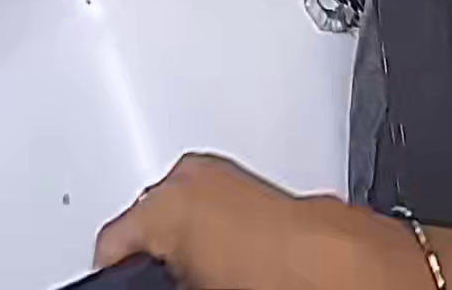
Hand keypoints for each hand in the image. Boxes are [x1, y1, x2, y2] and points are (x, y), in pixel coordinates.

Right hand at [94, 154, 423, 289]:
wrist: (341, 269)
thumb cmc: (278, 276)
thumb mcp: (193, 282)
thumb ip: (162, 274)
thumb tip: (157, 274)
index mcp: (166, 202)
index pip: (110, 245)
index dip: (117, 273)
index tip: (123, 282)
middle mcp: (188, 175)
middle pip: (145, 219)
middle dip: (152, 255)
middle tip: (167, 281)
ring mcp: (219, 172)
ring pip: (177, 209)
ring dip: (181, 242)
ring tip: (201, 276)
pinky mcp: (246, 178)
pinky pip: (207, 202)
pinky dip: (208, 228)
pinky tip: (228, 263)